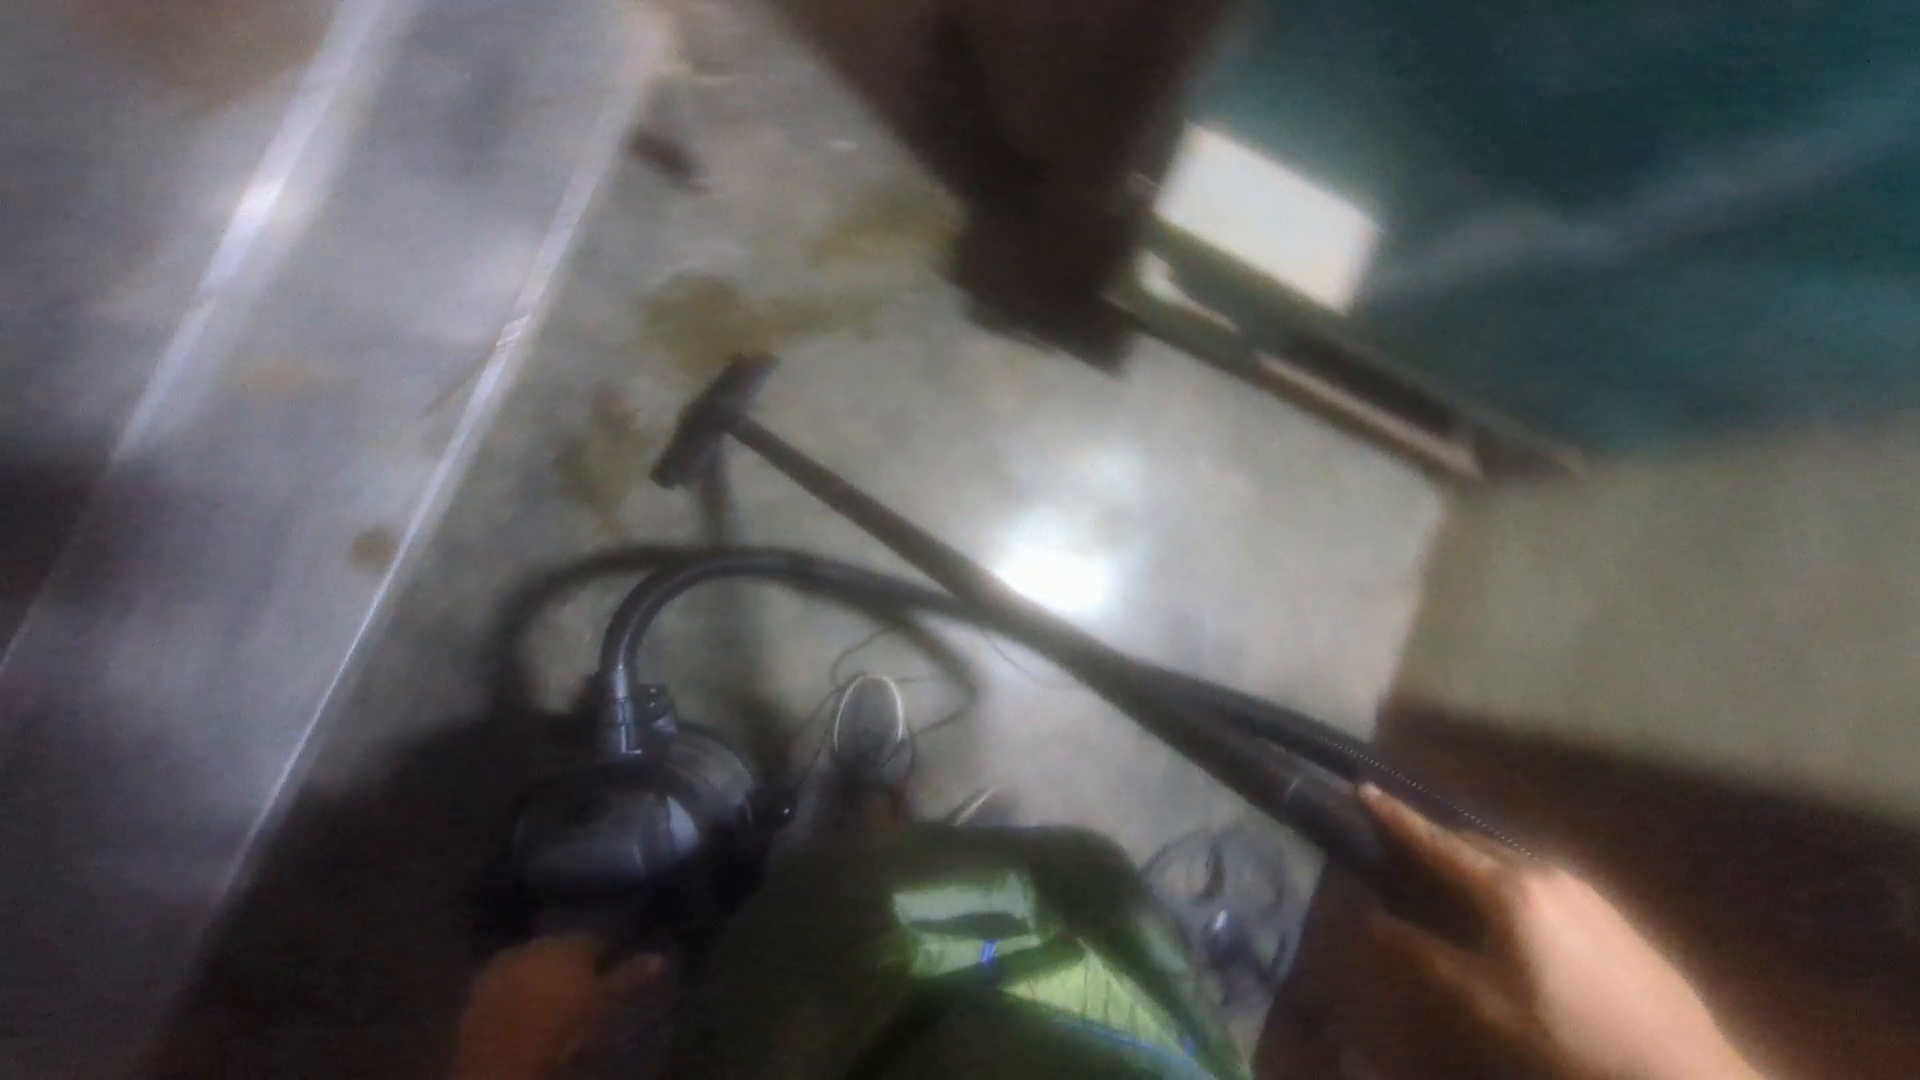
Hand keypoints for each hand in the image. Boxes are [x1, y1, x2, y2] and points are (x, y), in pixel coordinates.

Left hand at [449, 936, 661, 1079]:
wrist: (499, 1066)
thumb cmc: (562, 1033)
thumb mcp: (604, 1007)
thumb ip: (630, 978)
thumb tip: (660, 957)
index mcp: (570, 944)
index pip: (595, 941)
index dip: (603, 958)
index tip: (606, 976)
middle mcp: (538, 944)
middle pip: (561, 948)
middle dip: (569, 963)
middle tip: (576, 991)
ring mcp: (504, 964)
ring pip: (531, 962)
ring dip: (539, 974)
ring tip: (545, 1001)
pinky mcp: (477, 989)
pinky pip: (503, 981)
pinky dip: (512, 990)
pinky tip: (516, 1009)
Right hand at [1329, 786, 1761, 1079]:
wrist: (1687, 1072)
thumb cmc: (1569, 1034)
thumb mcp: (1483, 1001)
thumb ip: (1422, 954)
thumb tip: (1371, 919)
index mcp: (1507, 888)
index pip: (1436, 841)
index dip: (1395, 816)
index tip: (1363, 788)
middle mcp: (1544, 871)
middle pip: (1472, 843)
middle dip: (1432, 837)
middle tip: (1398, 839)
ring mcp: (1584, 889)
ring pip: (1509, 858)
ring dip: (1470, 858)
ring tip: (1447, 872)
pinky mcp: (1611, 912)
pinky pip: (1538, 876)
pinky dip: (1505, 876)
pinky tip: (1508, 909)